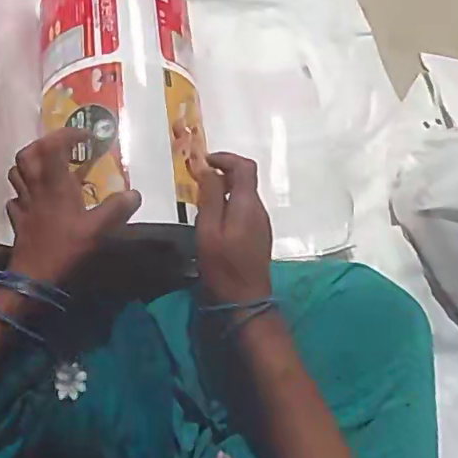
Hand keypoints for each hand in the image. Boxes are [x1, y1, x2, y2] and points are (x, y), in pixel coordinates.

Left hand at [6, 127, 141, 285]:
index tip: (86, 137)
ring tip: (47, 168)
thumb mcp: (97, 229)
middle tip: (62, 148)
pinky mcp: (17, 219)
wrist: (33, 276)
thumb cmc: (65, 248)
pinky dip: (24, 191)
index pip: (54, 145)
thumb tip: (135, 194)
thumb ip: (116, 209)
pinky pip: (15, 197)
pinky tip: (35, 198)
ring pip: (17, 172)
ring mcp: (23, 202)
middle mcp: (35, 187)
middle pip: (28, 154)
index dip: (68, 134)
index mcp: (54, 183)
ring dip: (30, 164)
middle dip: (44, 144)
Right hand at [193, 152, 271, 303]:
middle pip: (245, 178)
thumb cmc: (223, 266)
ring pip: (244, 193)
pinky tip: (213, 217)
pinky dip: (228, 202)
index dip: (224, 157)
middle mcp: (258, 209)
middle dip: (222, 171)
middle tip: (197, 179)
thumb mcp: (208, 229)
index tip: (202, 162)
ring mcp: (260, 222)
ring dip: (224, 187)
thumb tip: (205, 167)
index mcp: (247, 204)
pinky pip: (244, 208)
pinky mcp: (258, 234)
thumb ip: (209, 196)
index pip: (244, 166)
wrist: (245, 300)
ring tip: (200, 197)